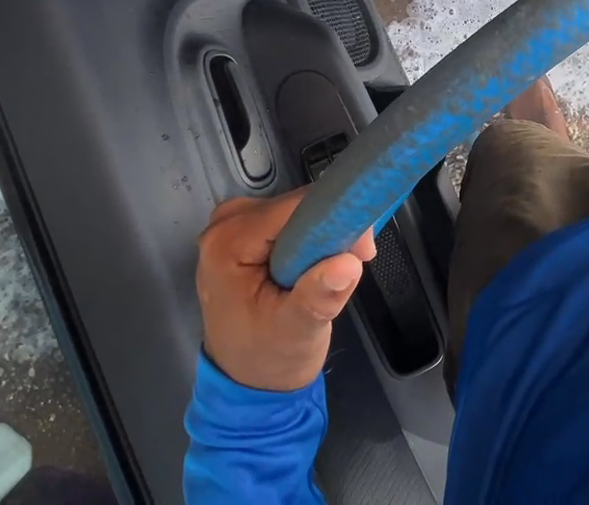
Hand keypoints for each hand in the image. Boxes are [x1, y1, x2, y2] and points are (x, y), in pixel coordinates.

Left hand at [195, 188, 376, 392]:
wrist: (249, 384)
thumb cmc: (268, 359)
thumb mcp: (296, 332)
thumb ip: (318, 296)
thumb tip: (346, 264)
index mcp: (228, 241)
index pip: (296, 206)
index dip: (336, 220)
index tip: (362, 252)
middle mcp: (226, 224)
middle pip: (299, 204)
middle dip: (333, 230)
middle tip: (352, 265)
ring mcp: (236, 226)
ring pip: (302, 209)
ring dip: (327, 235)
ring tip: (334, 272)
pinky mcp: (249, 232)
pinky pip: (296, 219)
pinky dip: (315, 238)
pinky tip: (318, 266)